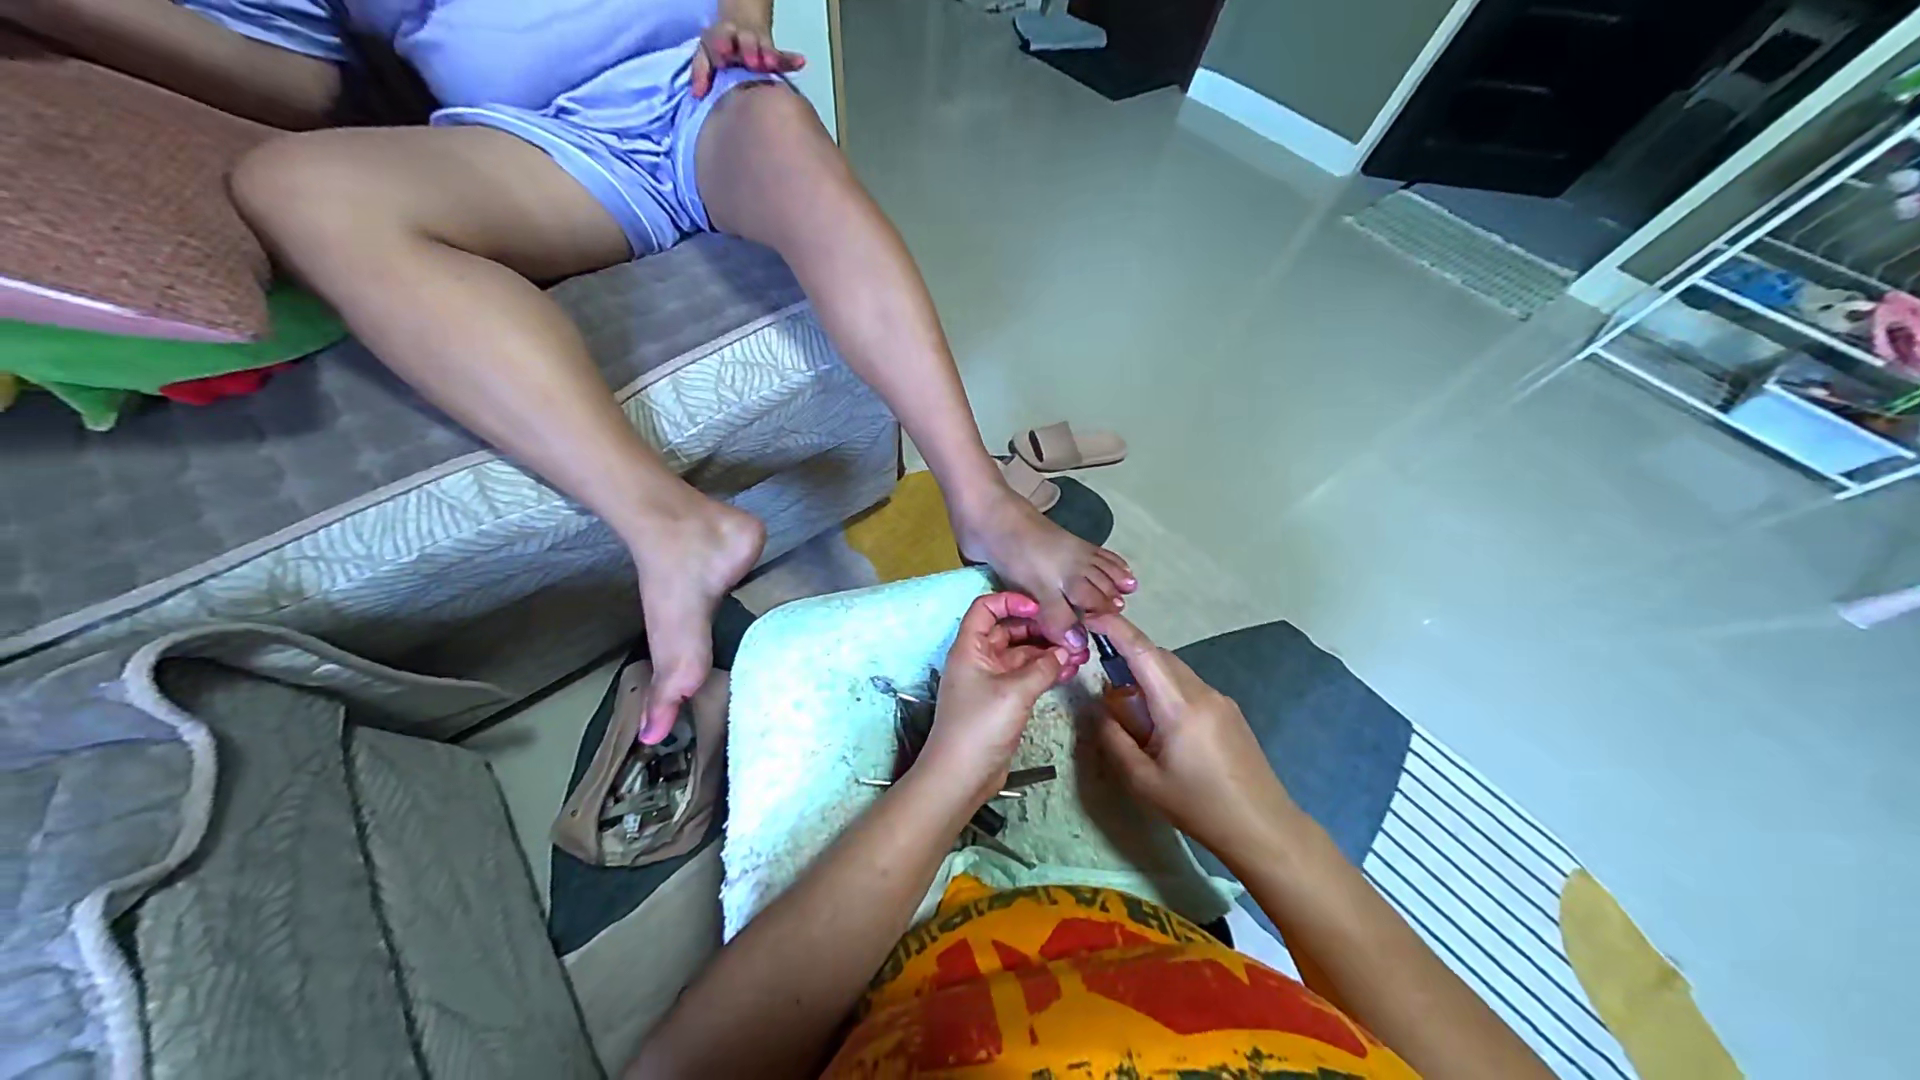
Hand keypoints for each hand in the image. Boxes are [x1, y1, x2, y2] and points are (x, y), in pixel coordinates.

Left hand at [691, 19, 805, 98]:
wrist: (740, 25)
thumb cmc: (722, 49)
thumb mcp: (707, 55)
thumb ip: (701, 72)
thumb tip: (697, 94)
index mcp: (722, 37)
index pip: (720, 39)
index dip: (721, 47)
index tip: (722, 58)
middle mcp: (741, 39)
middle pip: (745, 41)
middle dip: (749, 49)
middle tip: (752, 62)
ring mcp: (759, 45)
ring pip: (765, 48)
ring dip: (769, 55)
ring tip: (772, 64)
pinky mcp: (773, 53)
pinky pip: (783, 57)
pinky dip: (791, 60)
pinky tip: (801, 62)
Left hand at [915, 593, 1074, 803]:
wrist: (960, 776)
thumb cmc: (979, 727)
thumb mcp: (1014, 692)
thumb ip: (1042, 668)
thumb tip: (1065, 652)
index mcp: (970, 647)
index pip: (986, 608)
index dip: (1011, 601)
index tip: (1040, 607)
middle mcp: (979, 658)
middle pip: (1010, 630)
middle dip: (1039, 629)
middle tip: (1072, 632)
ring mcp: (992, 680)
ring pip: (1022, 654)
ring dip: (1048, 652)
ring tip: (1078, 653)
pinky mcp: (1004, 700)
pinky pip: (1026, 676)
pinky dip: (1046, 671)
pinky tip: (1070, 671)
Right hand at [1087, 613, 1300, 859]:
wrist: (1263, 828)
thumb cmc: (1199, 807)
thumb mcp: (1143, 781)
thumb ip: (1114, 739)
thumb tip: (1101, 710)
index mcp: (1180, 707)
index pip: (1143, 652)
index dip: (1116, 628)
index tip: (1092, 616)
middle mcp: (1203, 693)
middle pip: (1159, 657)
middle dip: (1129, 658)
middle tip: (1108, 687)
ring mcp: (1221, 699)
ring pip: (1175, 671)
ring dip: (1149, 679)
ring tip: (1137, 719)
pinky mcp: (1230, 711)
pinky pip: (1189, 686)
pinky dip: (1167, 692)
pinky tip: (1164, 729)